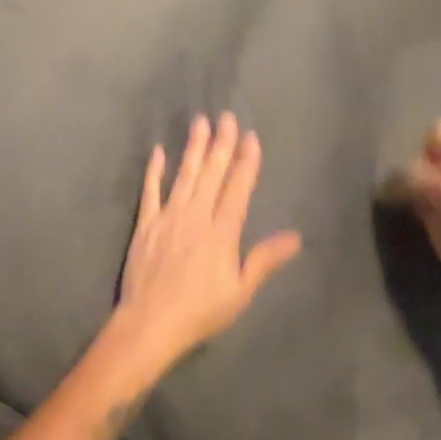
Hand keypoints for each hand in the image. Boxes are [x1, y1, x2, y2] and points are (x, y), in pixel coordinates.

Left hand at [109, 112, 302, 369]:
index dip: (246, 161)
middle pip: (211, 174)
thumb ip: (264, 260)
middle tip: (226, 116)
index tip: (251, 136)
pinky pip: (150, 192)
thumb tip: (295, 237)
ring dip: (193, 148)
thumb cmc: (200, 311)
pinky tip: (158, 152)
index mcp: (222, 232)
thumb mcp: (240, 291)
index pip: (238, 188)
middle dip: (221, 144)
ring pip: (183, 176)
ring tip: (199, 122)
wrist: (150, 323)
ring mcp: (167, 219)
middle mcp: (195, 217)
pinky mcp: (145, 226)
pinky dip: (154, 171)